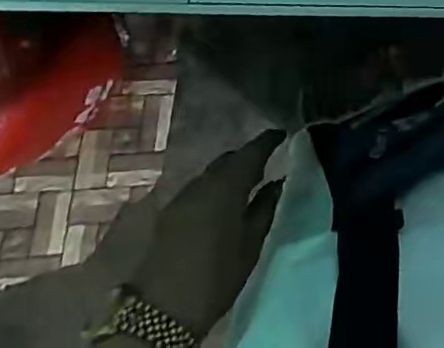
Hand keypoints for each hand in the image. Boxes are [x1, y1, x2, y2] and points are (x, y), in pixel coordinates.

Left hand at [129, 129, 285, 335]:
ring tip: (245, 187)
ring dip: (229, 173)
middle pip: (230, 158)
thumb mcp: (250, 245)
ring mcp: (184, 194)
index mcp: (228, 184)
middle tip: (265, 167)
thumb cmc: (216, 276)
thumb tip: (277, 183)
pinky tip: (221, 204)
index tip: (282, 134)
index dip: (268, 140)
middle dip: (248, 158)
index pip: (252, 151)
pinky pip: (199, 187)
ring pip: (212, 172)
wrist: (161, 309)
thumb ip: (265, 207)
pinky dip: (214, 187)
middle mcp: (204, 180)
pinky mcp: (170, 210)